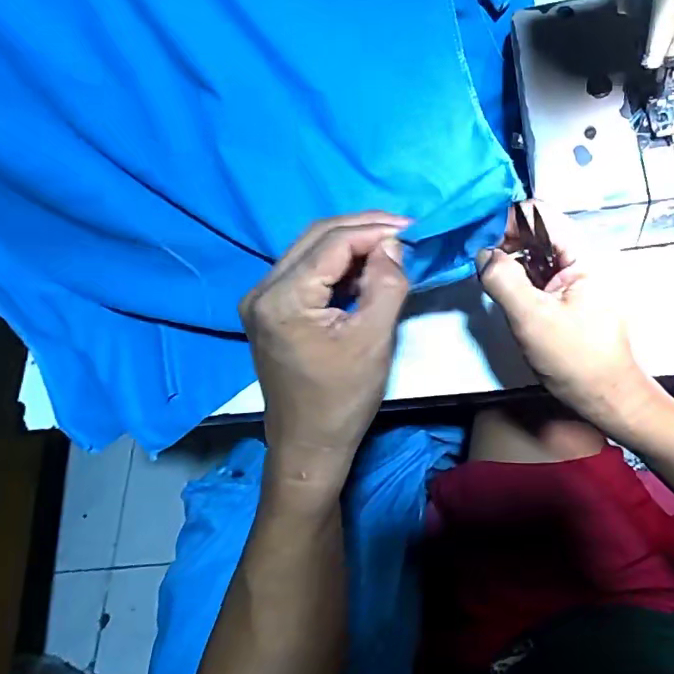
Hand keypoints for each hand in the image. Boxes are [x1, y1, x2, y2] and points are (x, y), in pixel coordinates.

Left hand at [241, 211, 411, 500]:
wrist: (308, 444)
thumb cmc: (343, 398)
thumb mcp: (374, 339)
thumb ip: (386, 284)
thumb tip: (393, 244)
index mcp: (282, 298)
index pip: (332, 243)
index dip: (375, 230)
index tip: (413, 229)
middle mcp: (262, 290)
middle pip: (317, 237)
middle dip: (363, 229)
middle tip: (404, 230)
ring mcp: (260, 299)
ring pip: (311, 250)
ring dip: (350, 244)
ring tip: (390, 247)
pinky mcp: (269, 309)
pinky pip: (306, 270)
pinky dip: (337, 264)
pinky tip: (365, 268)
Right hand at [476, 202, 656, 431]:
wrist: (607, 396)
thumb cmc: (576, 360)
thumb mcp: (532, 319)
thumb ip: (504, 280)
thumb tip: (483, 253)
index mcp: (581, 254)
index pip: (538, 213)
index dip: (507, 221)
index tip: (483, 244)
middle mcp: (579, 257)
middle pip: (534, 228)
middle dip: (504, 240)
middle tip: (482, 264)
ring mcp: (573, 274)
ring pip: (533, 250)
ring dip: (508, 258)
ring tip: (489, 278)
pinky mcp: (565, 292)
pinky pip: (536, 271)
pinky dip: (517, 275)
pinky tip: (504, 290)